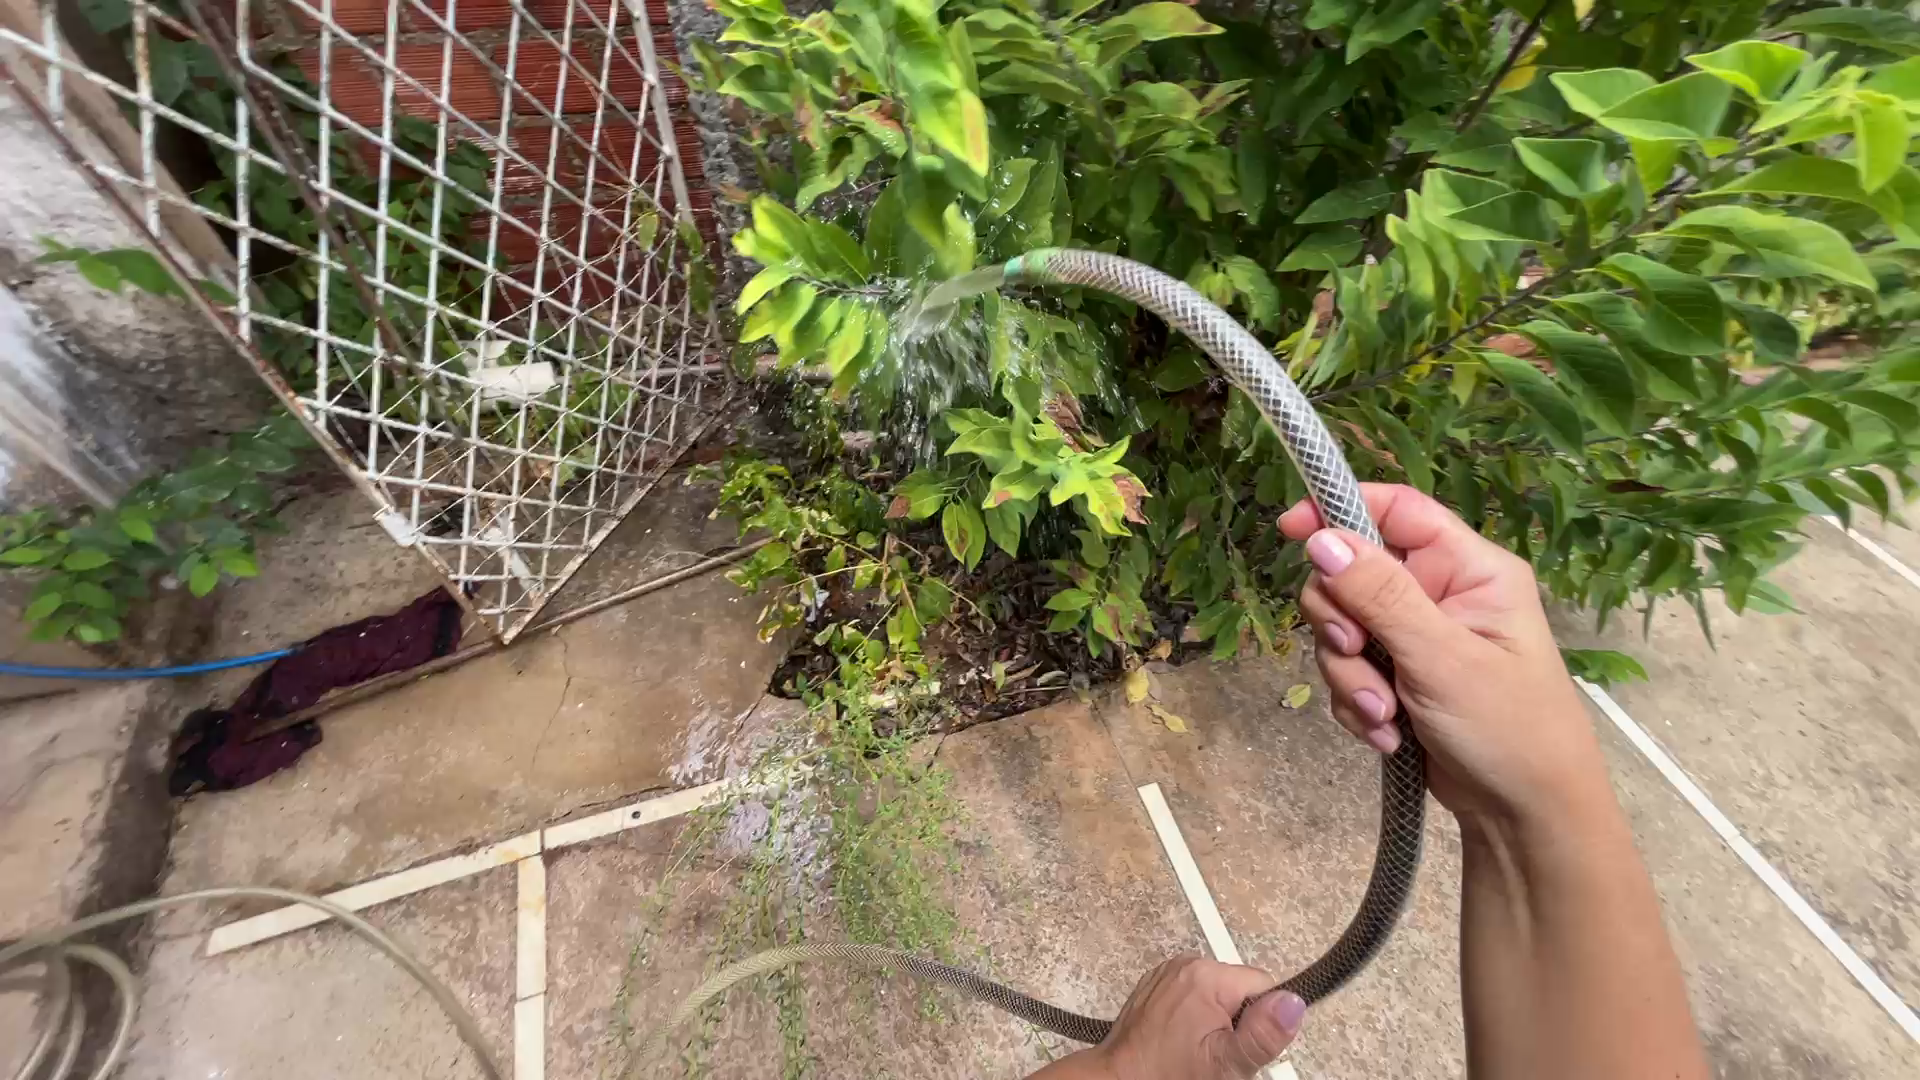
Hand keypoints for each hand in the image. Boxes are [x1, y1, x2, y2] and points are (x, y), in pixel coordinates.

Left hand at [1032, 955, 1304, 1079]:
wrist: (1123, 1077)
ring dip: (1218, 1018)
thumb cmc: (1170, 1073)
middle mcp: (1187, 962)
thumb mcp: (1227, 1063)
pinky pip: (1193, 991)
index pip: (1264, 983)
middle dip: (1239, 1020)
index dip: (1264, 1020)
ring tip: (1199, 1047)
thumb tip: (1295, 1002)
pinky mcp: (1157, 980)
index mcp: (1207, 976)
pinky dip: (1196, 1012)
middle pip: (1240, 988)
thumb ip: (1264, 1034)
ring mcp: (1169, 970)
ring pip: (1218, 992)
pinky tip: (1184, 1038)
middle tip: (1219, 1052)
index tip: (1245, 1044)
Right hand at [1277, 484, 1610, 830]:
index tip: (1289, 529)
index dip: (1340, 509)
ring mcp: (1410, 634)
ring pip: (1338, 626)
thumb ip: (1379, 595)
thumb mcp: (1442, 658)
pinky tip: (1386, 732)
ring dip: (1349, 674)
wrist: (1524, 818)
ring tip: (1384, 714)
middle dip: (1341, 621)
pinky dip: (1353, 700)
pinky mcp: (1390, 672)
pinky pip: (1343, 666)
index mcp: (1466, 570)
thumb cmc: (1509, 730)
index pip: (1395, 510)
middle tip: (1357, 649)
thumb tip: (1320, 539)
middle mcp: (1434, 592)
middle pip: (1348, 572)